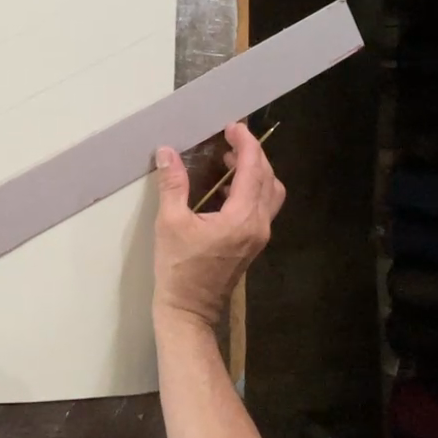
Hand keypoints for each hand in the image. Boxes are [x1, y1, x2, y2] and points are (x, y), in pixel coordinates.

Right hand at [151, 122, 285, 329]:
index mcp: (242, 218)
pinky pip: (262, 208)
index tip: (233, 127)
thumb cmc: (178, 268)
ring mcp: (258, 237)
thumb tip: (167, 152)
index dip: (246, 144)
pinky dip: (251, 189)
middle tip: (231, 139)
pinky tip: (226, 188)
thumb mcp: (169, 222)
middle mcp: (259, 225)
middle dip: (253, 154)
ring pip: (270, 194)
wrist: (188, 310)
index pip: (253, 169)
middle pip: (269, 179)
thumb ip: (172, 184)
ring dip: (255, 172)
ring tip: (229, 160)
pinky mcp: (251, 244)